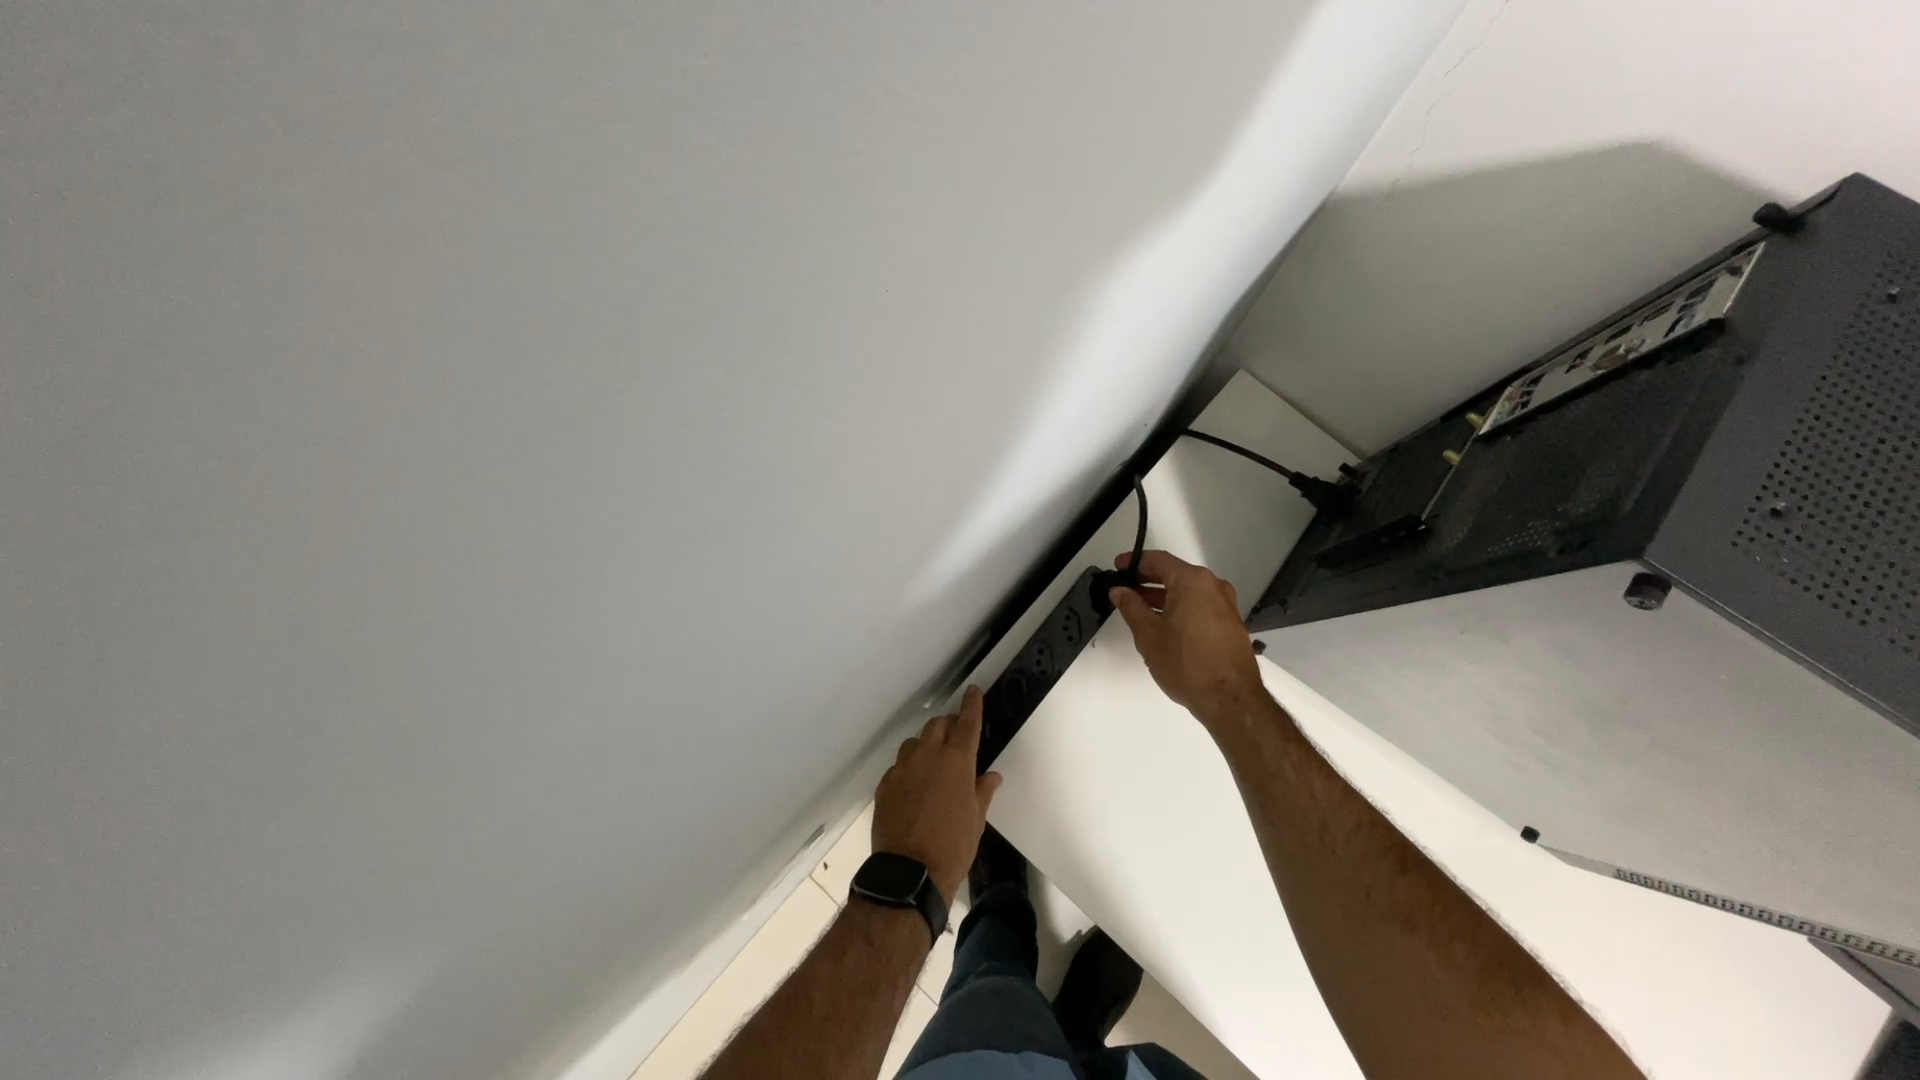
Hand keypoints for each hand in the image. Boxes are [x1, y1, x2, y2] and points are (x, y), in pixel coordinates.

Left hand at [871, 686, 1002, 905]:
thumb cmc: (953, 846)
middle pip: (938, 726)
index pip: (967, 723)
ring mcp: (902, 769)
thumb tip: (991, 776)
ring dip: (927, 744)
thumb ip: (983, 791)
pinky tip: (914, 786)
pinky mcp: (885, 785)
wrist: (910, 872)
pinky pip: (899, 766)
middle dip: (949, 726)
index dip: (971, 705)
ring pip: (915, 743)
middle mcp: (928, 757)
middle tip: (956, 737)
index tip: (973, 691)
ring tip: (934, 762)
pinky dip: (910, 768)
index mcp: (957, 762)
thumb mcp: (976, 820)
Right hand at [1108, 550, 1264, 726]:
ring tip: (1140, 609)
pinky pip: (1200, 606)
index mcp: (1193, 582)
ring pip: (1189, 592)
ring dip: (1164, 596)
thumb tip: (1120, 591)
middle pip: (1175, 574)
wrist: (1229, 698)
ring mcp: (1226, 605)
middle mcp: (1213, 587)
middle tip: (1125, 589)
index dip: (1134, 562)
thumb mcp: (1148, 634)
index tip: (1118, 568)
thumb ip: (1131, 607)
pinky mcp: (1230, 624)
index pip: (1159, 560)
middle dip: (1148, 580)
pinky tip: (1165, 625)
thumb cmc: (1187, 664)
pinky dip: (1181, 608)